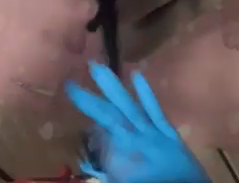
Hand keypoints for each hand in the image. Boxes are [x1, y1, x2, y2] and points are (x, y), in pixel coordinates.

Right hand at [68, 63, 208, 182]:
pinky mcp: (168, 132)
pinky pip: (154, 109)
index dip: (86, 130)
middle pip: (108, 116)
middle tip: (71, 83)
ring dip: (112, 86)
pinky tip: (136, 74)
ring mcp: (152, 133)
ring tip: (96, 66)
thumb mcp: (121, 182)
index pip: (97, 137)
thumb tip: (93, 159)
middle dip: (89, 100)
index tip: (74, 118)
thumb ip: (107, 171)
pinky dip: (145, 92)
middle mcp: (133, 140)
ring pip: (128, 105)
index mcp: (120, 159)